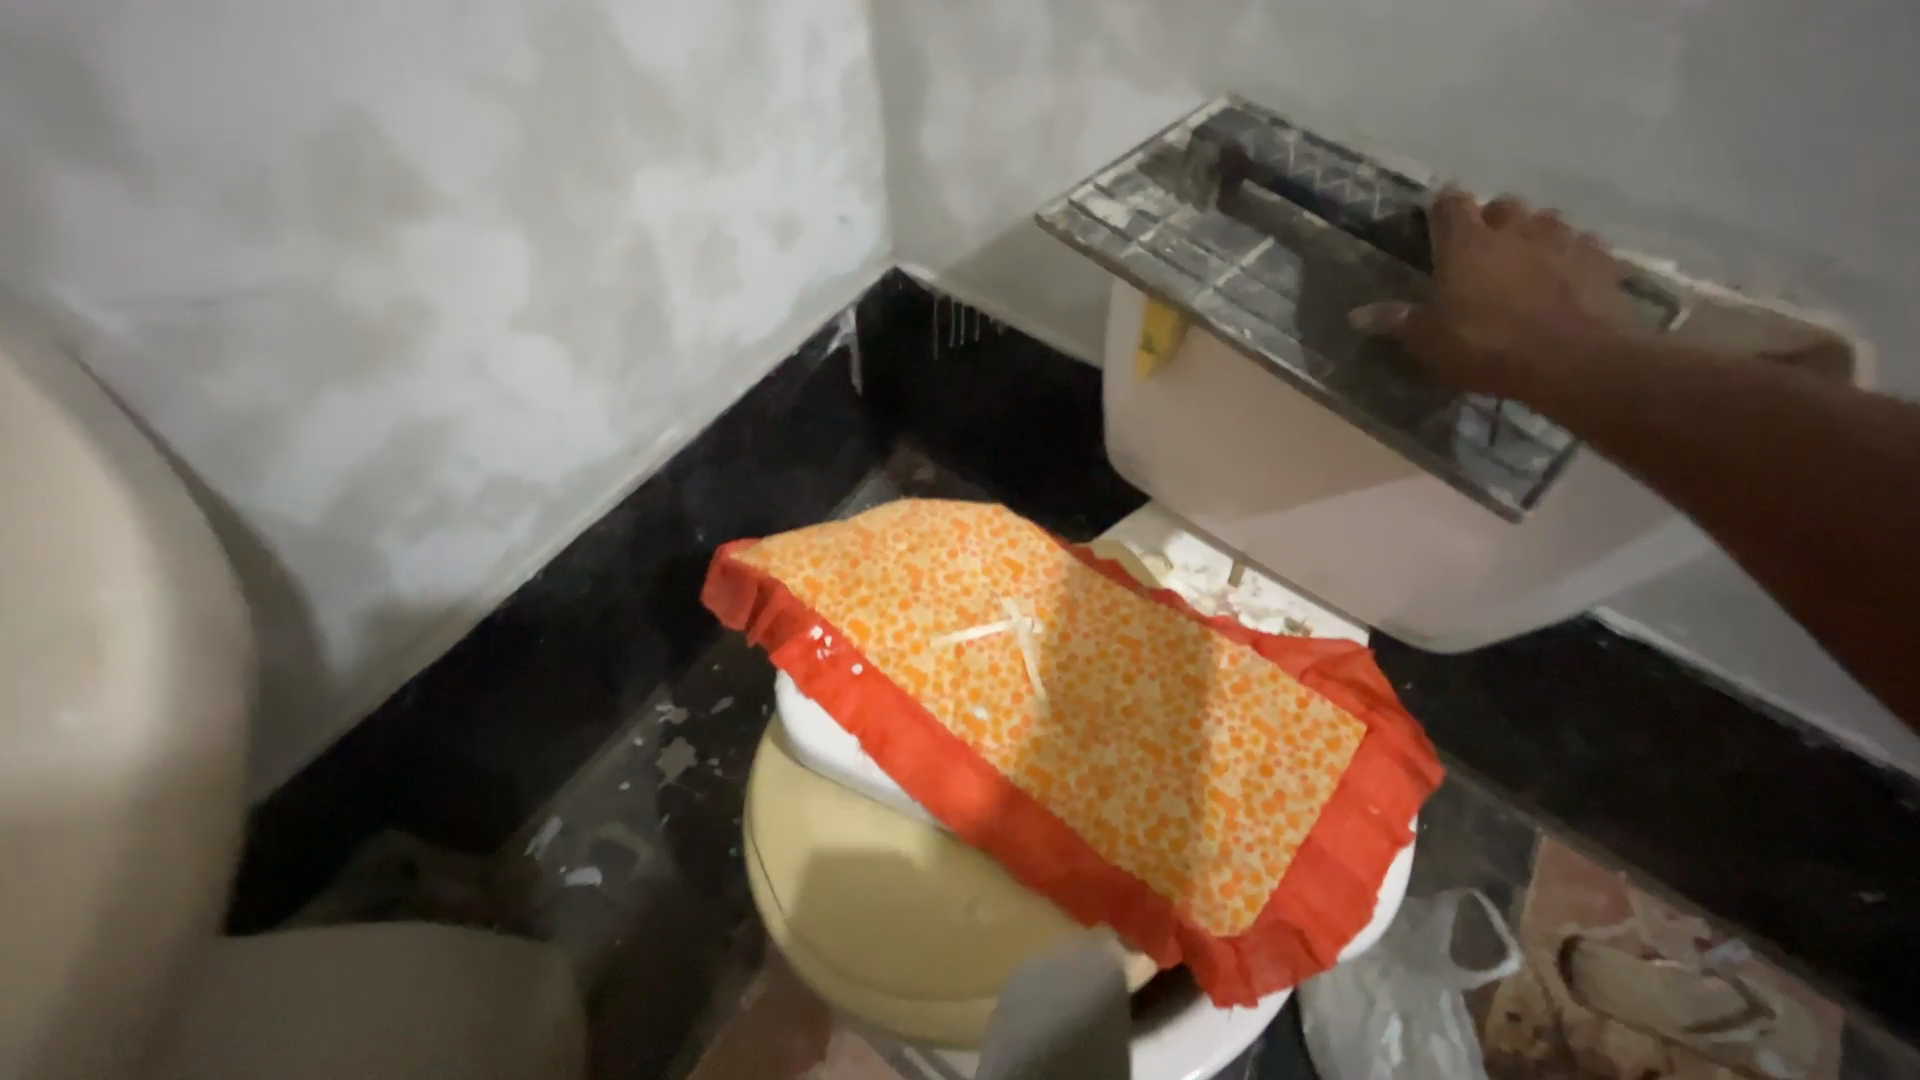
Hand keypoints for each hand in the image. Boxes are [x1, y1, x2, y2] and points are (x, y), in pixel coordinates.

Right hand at [1349, 188, 1634, 399]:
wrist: (1577, 360)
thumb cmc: (1490, 347)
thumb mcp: (1431, 342)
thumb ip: (1396, 322)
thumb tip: (1355, 314)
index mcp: (1467, 244)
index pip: (1450, 204)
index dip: (1440, 208)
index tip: (1433, 220)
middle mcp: (1515, 228)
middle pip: (1501, 206)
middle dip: (1489, 221)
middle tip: (1478, 250)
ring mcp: (1563, 239)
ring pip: (1543, 221)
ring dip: (1529, 235)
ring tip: (1521, 262)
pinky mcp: (1600, 258)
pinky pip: (1580, 245)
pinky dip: (1567, 255)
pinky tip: (1562, 278)